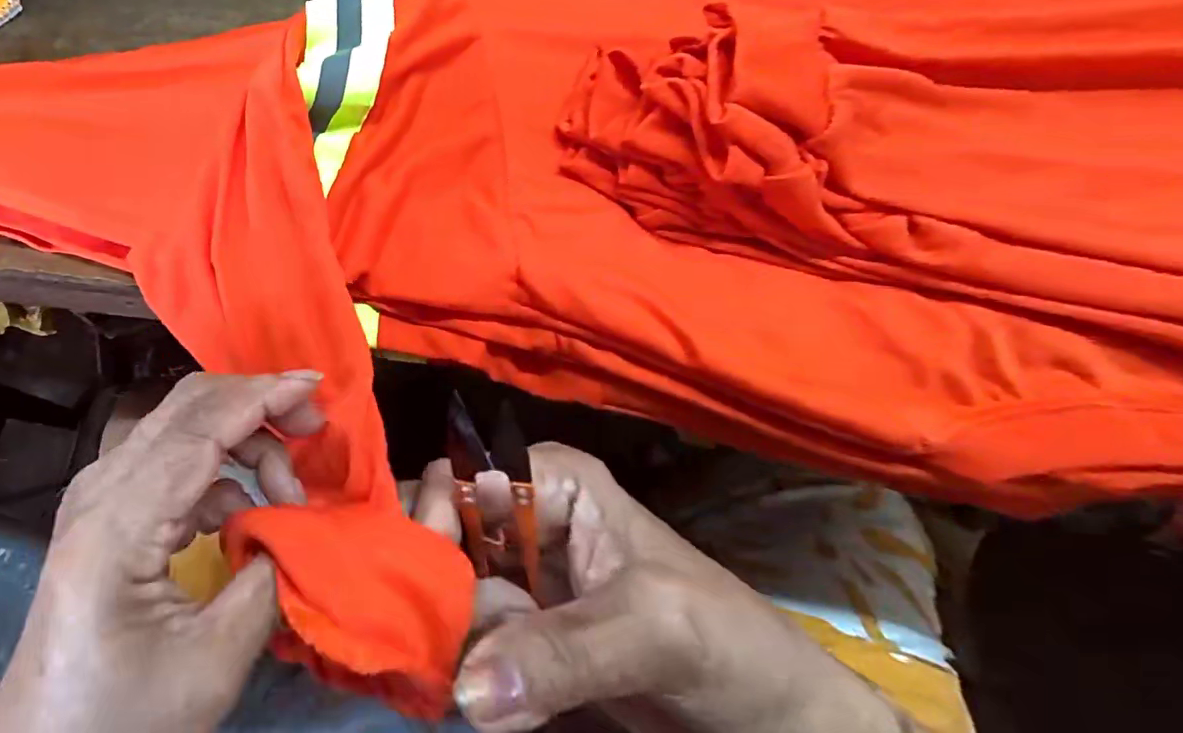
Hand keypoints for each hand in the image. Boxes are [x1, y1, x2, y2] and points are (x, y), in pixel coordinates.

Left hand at [0, 371, 325, 732]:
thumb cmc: (123, 715)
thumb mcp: (211, 663)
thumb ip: (267, 578)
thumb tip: (300, 522)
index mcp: (119, 522)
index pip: (200, 429)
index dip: (263, 398)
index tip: (316, 387)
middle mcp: (102, 486)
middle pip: (190, 406)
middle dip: (259, 402)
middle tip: (313, 427)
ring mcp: (101, 490)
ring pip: (186, 424)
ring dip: (245, 439)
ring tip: (287, 494)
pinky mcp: (110, 503)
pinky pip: (176, 457)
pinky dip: (224, 467)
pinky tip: (246, 514)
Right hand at [411, 443, 909, 732]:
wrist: (771, 722)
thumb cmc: (727, 640)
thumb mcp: (655, 630)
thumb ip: (565, 652)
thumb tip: (465, 688)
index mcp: (553, 483)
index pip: (465, 476)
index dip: (432, 515)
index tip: (416, 584)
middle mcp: (524, 521)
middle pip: (443, 532)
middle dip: (425, 583)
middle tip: (411, 642)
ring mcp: (517, 582)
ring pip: (445, 589)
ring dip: (431, 633)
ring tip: (424, 674)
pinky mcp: (517, 639)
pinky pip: (463, 641)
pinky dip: (447, 667)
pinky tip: (440, 693)